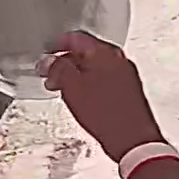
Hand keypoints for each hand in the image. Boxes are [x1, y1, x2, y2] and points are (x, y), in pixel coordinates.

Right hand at [40, 31, 164, 160]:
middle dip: (65, 62)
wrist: (132, 139)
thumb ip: (57, 68)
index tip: (46, 54)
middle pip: (85, 52)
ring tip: (62, 88)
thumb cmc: (106, 113)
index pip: (74, 38)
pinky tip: (81, 97)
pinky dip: (89, 83)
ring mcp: (126, 74)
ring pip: (94, 66)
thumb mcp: (70, 86)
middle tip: (50, 73)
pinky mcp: (128, 89)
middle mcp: (118, 59)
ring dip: (76, 74)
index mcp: (104, 52)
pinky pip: (103, 78)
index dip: (55, 45)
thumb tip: (50, 61)